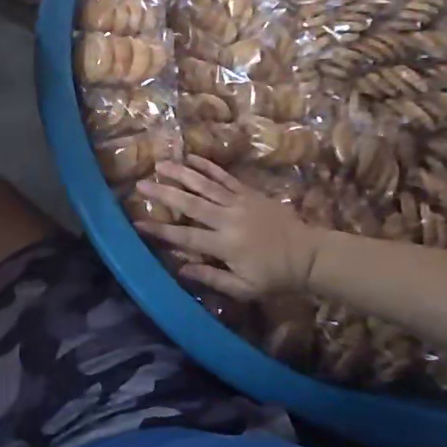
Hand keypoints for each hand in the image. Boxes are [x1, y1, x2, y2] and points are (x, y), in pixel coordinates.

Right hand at [135, 157, 322, 299]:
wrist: (309, 255)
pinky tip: (191, 158)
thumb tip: (180, 269)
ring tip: (160, 164)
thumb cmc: (274, 276)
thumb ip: (211, 278)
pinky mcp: (249, 193)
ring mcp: (239, 202)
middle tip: (141, 184)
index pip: (186, 236)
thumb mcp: (243, 288)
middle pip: (191, 203)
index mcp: (225, 244)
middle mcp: (228, 219)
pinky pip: (224, 177)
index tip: (137, 223)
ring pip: (205, 184)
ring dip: (181, 173)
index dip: (161, 230)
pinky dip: (207, 167)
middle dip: (164, 193)